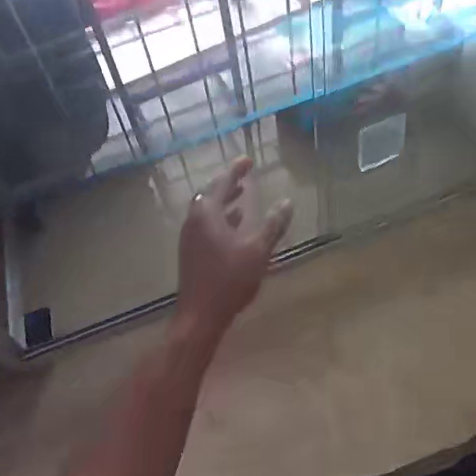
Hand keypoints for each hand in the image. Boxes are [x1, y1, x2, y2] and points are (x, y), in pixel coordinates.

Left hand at [175, 157, 292, 337]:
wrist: (200, 314)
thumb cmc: (229, 279)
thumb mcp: (258, 251)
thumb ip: (273, 225)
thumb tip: (287, 202)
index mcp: (206, 214)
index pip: (221, 183)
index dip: (235, 170)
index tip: (247, 160)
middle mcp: (193, 222)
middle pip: (210, 196)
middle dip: (227, 187)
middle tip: (244, 180)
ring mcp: (188, 238)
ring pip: (206, 213)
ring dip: (223, 205)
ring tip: (242, 201)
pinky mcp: (189, 253)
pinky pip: (204, 227)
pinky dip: (219, 221)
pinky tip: (233, 230)